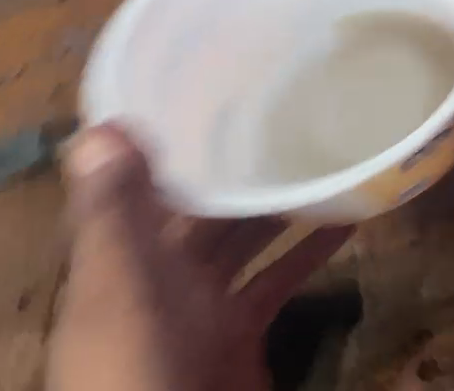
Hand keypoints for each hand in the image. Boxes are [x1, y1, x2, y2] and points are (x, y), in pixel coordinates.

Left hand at [47, 124, 352, 390]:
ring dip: (286, 205)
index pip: (146, 189)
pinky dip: (312, 249)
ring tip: (335, 159)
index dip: (177, 145)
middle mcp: (160, 278)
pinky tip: (352, 220)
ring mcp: (204, 305)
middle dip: (249, 171)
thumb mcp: (125, 287)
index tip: (224, 93)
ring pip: (249, 240)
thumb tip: (101, 128)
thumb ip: (117, 215)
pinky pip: (281, 276)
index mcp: (122, 262)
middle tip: (304, 117)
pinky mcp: (242, 326)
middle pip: (208, 212)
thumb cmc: (143, 359)